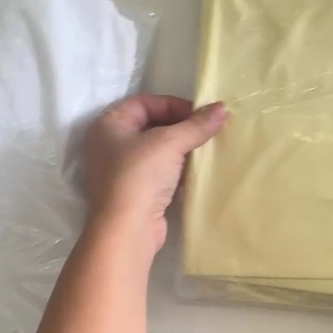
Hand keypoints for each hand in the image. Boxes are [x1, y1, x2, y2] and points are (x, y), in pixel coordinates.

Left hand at [82, 94, 227, 254]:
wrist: (127, 229)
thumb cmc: (140, 176)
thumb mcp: (170, 143)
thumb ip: (197, 125)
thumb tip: (223, 108)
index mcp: (110, 124)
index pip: (145, 103)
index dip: (174, 105)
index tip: (202, 116)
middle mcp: (111, 144)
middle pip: (153, 126)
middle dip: (182, 128)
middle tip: (208, 133)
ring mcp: (123, 170)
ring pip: (158, 151)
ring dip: (182, 151)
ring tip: (207, 152)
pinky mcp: (137, 192)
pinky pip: (161, 173)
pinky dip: (178, 171)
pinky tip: (197, 174)